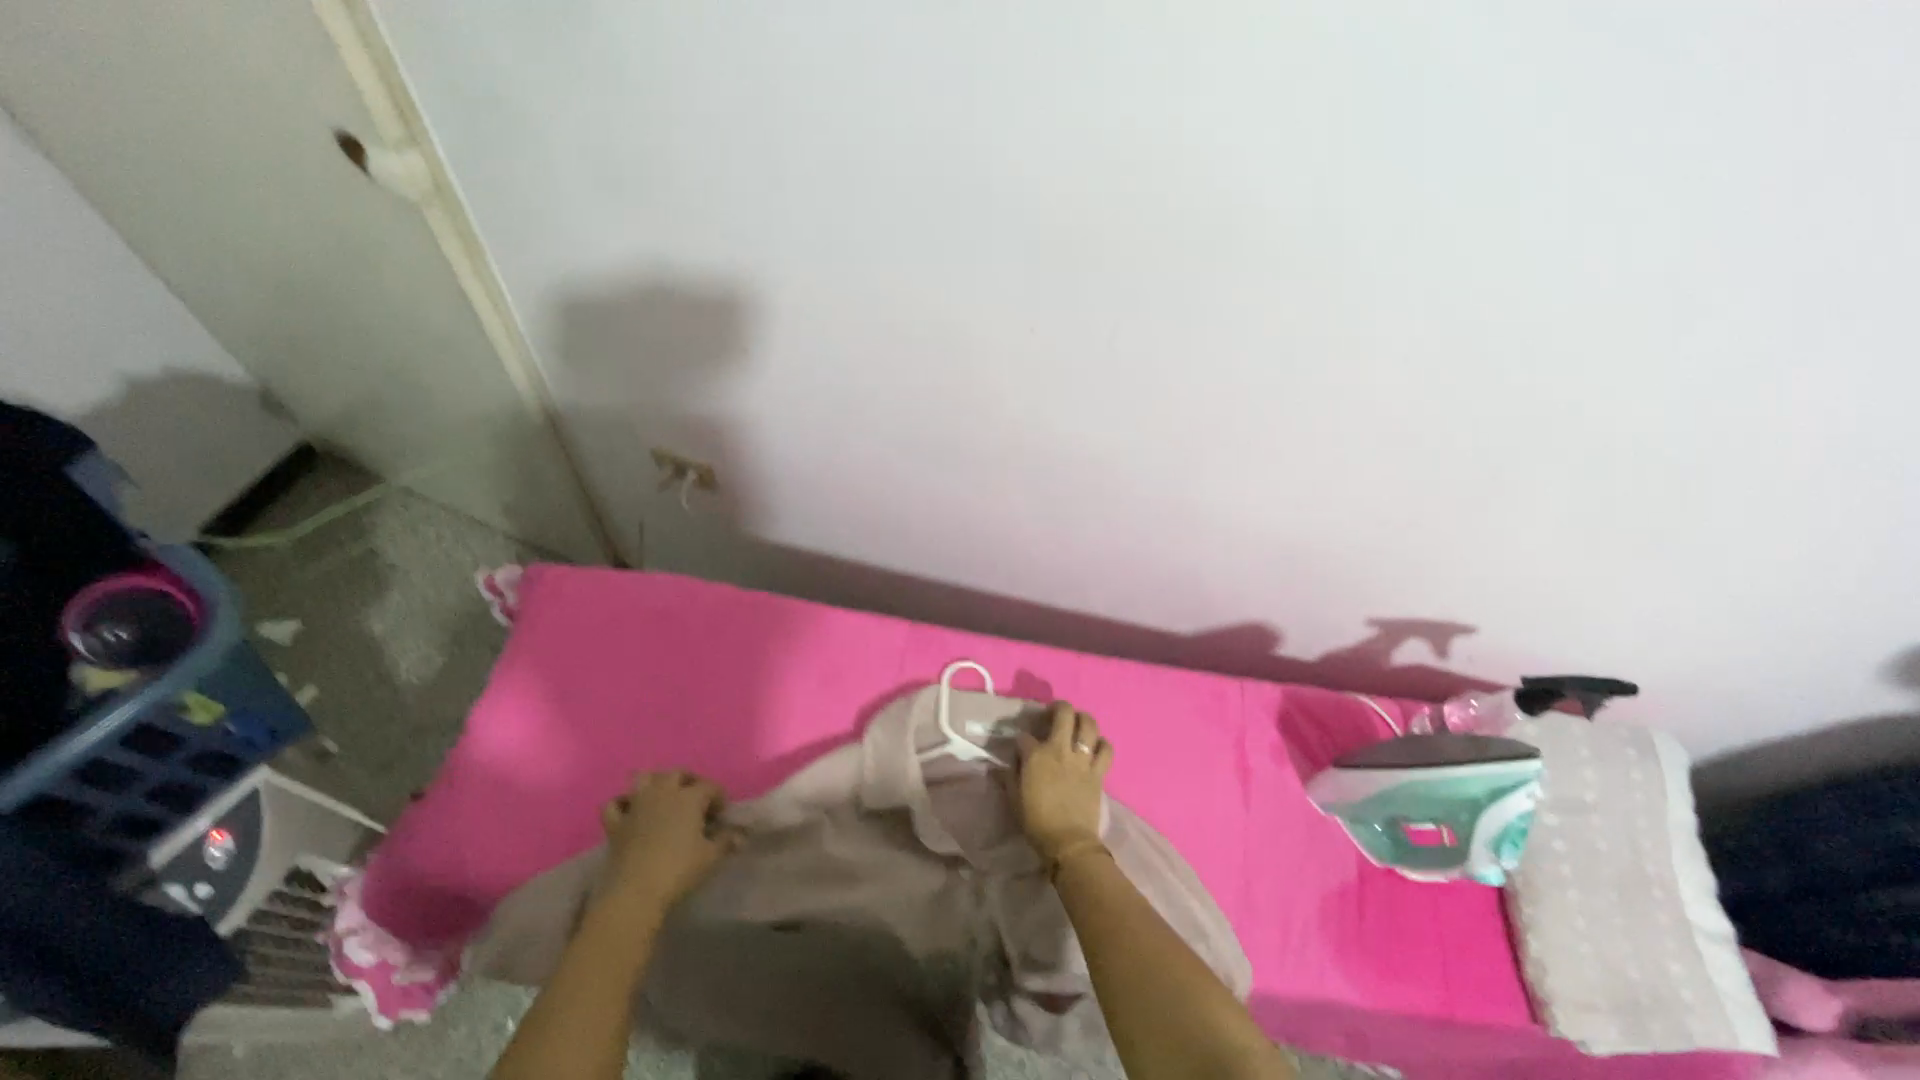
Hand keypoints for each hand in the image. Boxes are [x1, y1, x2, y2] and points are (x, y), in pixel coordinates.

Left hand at [596, 770, 743, 920]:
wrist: (635, 891)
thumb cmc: (679, 870)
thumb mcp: (710, 857)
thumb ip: (726, 841)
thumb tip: (740, 834)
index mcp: (688, 798)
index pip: (709, 786)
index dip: (719, 798)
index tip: (722, 816)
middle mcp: (662, 793)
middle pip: (677, 774)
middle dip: (690, 782)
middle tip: (697, 802)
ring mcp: (635, 805)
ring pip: (644, 778)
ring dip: (655, 783)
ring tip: (665, 798)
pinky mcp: (615, 823)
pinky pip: (615, 804)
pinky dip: (623, 804)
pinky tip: (630, 812)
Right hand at [1015, 702, 1114, 861]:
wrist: (1068, 842)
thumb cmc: (1035, 821)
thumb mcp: (1013, 797)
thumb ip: (1010, 775)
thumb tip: (1010, 762)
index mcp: (1035, 755)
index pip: (1025, 736)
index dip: (1021, 739)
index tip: (1020, 747)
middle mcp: (1060, 749)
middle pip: (1063, 713)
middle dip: (1057, 707)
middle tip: (1052, 714)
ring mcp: (1082, 759)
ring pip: (1089, 724)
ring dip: (1083, 718)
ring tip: (1077, 722)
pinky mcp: (1098, 771)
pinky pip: (1106, 749)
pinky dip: (1102, 744)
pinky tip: (1096, 746)